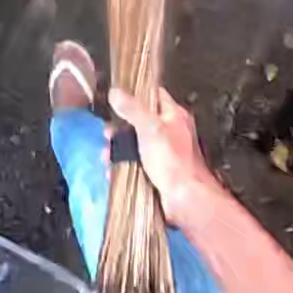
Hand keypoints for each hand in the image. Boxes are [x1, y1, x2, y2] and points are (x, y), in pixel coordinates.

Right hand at [107, 86, 224, 225]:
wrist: (186, 200)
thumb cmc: (170, 159)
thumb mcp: (149, 128)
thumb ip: (132, 108)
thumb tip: (114, 92)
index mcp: (173, 115)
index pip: (153, 94)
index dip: (134, 93)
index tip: (114, 99)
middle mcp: (170, 130)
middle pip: (140, 120)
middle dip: (120, 127)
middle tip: (107, 135)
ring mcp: (165, 152)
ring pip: (135, 143)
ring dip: (118, 148)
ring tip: (106, 156)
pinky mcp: (158, 171)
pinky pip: (137, 162)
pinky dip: (124, 164)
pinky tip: (111, 170)